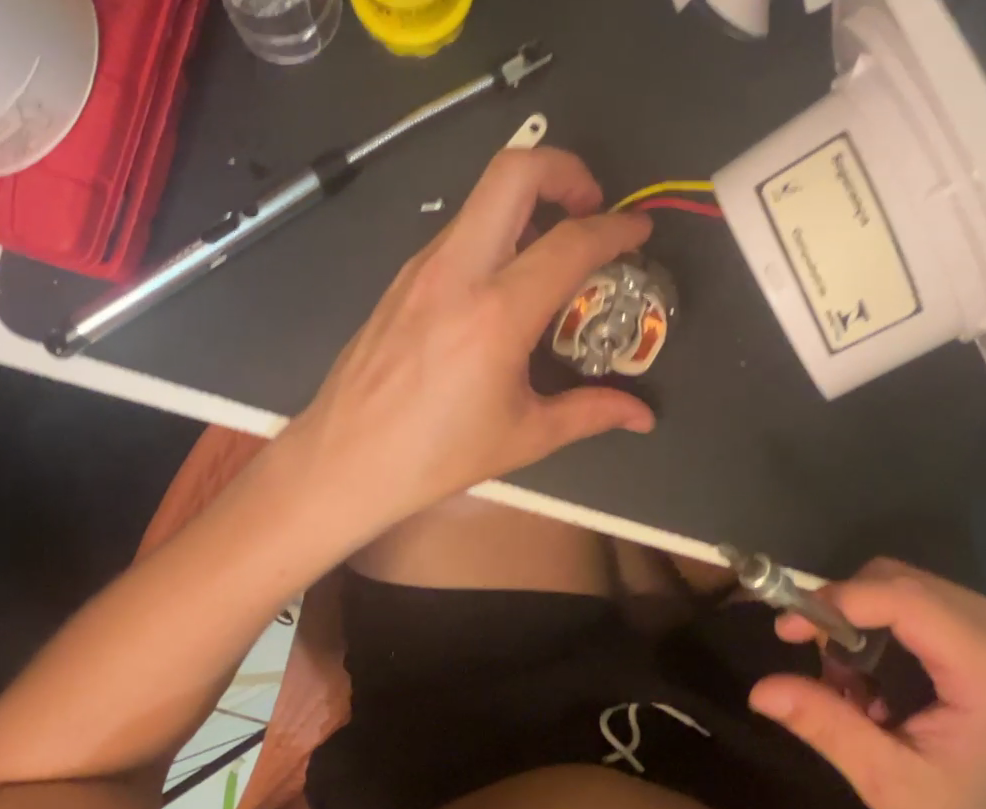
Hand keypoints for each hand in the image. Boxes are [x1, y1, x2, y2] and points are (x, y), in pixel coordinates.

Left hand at [279, 149, 656, 529]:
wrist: (344, 461)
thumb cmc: (434, 456)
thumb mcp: (523, 437)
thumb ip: (589, 413)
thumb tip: (641, 416)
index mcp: (495, 314)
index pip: (570, 242)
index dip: (616, 229)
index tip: (639, 231)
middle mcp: (456, 273)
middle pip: (513, 172)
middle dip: (565, 170)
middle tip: (590, 209)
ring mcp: (420, 270)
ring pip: (480, 200)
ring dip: (525, 205)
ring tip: (551, 253)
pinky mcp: (400, 280)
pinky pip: (456, 234)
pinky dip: (493, 235)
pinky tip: (503, 286)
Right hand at [747, 559, 985, 808]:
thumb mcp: (888, 782)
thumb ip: (828, 729)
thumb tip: (761, 690)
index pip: (904, 599)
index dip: (837, 601)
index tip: (787, 631)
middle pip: (897, 582)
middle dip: (843, 616)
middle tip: (824, 674)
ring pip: (901, 585)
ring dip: (860, 623)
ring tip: (856, 686)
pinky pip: (917, 598)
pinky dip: (881, 625)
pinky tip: (881, 675)